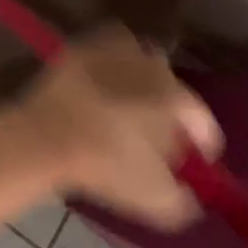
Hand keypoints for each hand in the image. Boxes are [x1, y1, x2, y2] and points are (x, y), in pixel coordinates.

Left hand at [15, 25, 222, 229]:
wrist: (44, 138)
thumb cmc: (105, 166)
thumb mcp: (156, 199)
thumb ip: (183, 198)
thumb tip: (187, 193)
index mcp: (173, 98)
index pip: (200, 117)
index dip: (204, 140)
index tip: (198, 158)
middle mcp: (147, 65)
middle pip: (171, 83)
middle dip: (170, 105)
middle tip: (160, 131)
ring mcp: (110, 51)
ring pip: (139, 59)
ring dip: (141, 80)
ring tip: (132, 104)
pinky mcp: (78, 48)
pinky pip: (104, 51)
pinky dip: (110, 65)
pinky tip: (103, 84)